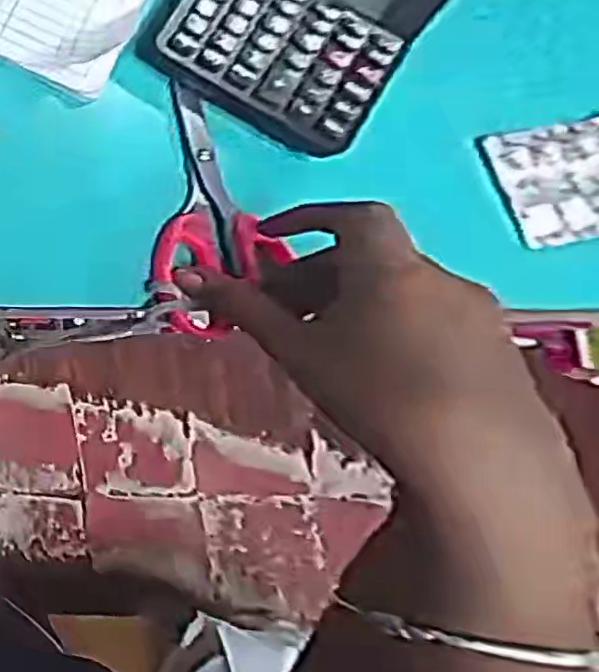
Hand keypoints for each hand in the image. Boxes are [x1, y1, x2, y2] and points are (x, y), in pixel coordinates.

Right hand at [175, 202, 544, 480]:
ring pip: (386, 285)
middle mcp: (436, 278)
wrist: (474, 454)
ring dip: (335, 298)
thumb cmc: (369, 389)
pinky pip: (415, 308)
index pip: (354, 217)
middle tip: (264, 308)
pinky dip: (371, 316)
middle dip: (304, 276)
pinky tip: (350, 356)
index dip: (306, 218)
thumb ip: (241, 305)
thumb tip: (188, 275)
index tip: (265, 238)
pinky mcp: (482, 337)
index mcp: (390, 270)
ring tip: (302, 337)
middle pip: (360, 258)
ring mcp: (467, 308)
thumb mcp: (292, 346)